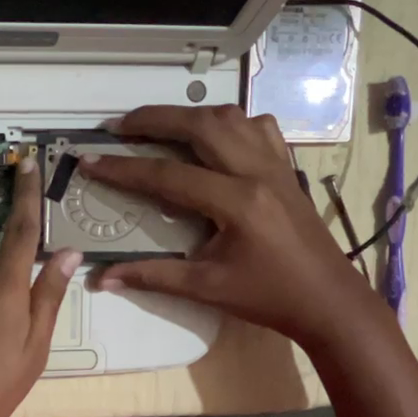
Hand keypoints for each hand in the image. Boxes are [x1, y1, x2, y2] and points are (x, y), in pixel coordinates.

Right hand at [85, 105, 386, 349]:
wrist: (327, 301)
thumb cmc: (267, 298)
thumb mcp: (206, 289)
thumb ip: (152, 277)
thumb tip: (102, 278)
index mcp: (237, 202)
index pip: (168, 176)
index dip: (125, 169)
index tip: (90, 161)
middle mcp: (257, 172)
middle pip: (201, 125)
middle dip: (155, 119)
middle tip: (119, 126)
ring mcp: (276, 165)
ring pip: (232, 117)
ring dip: (191, 115)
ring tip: (159, 125)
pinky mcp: (287, 168)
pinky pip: (259, 128)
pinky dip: (230, 122)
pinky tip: (214, 137)